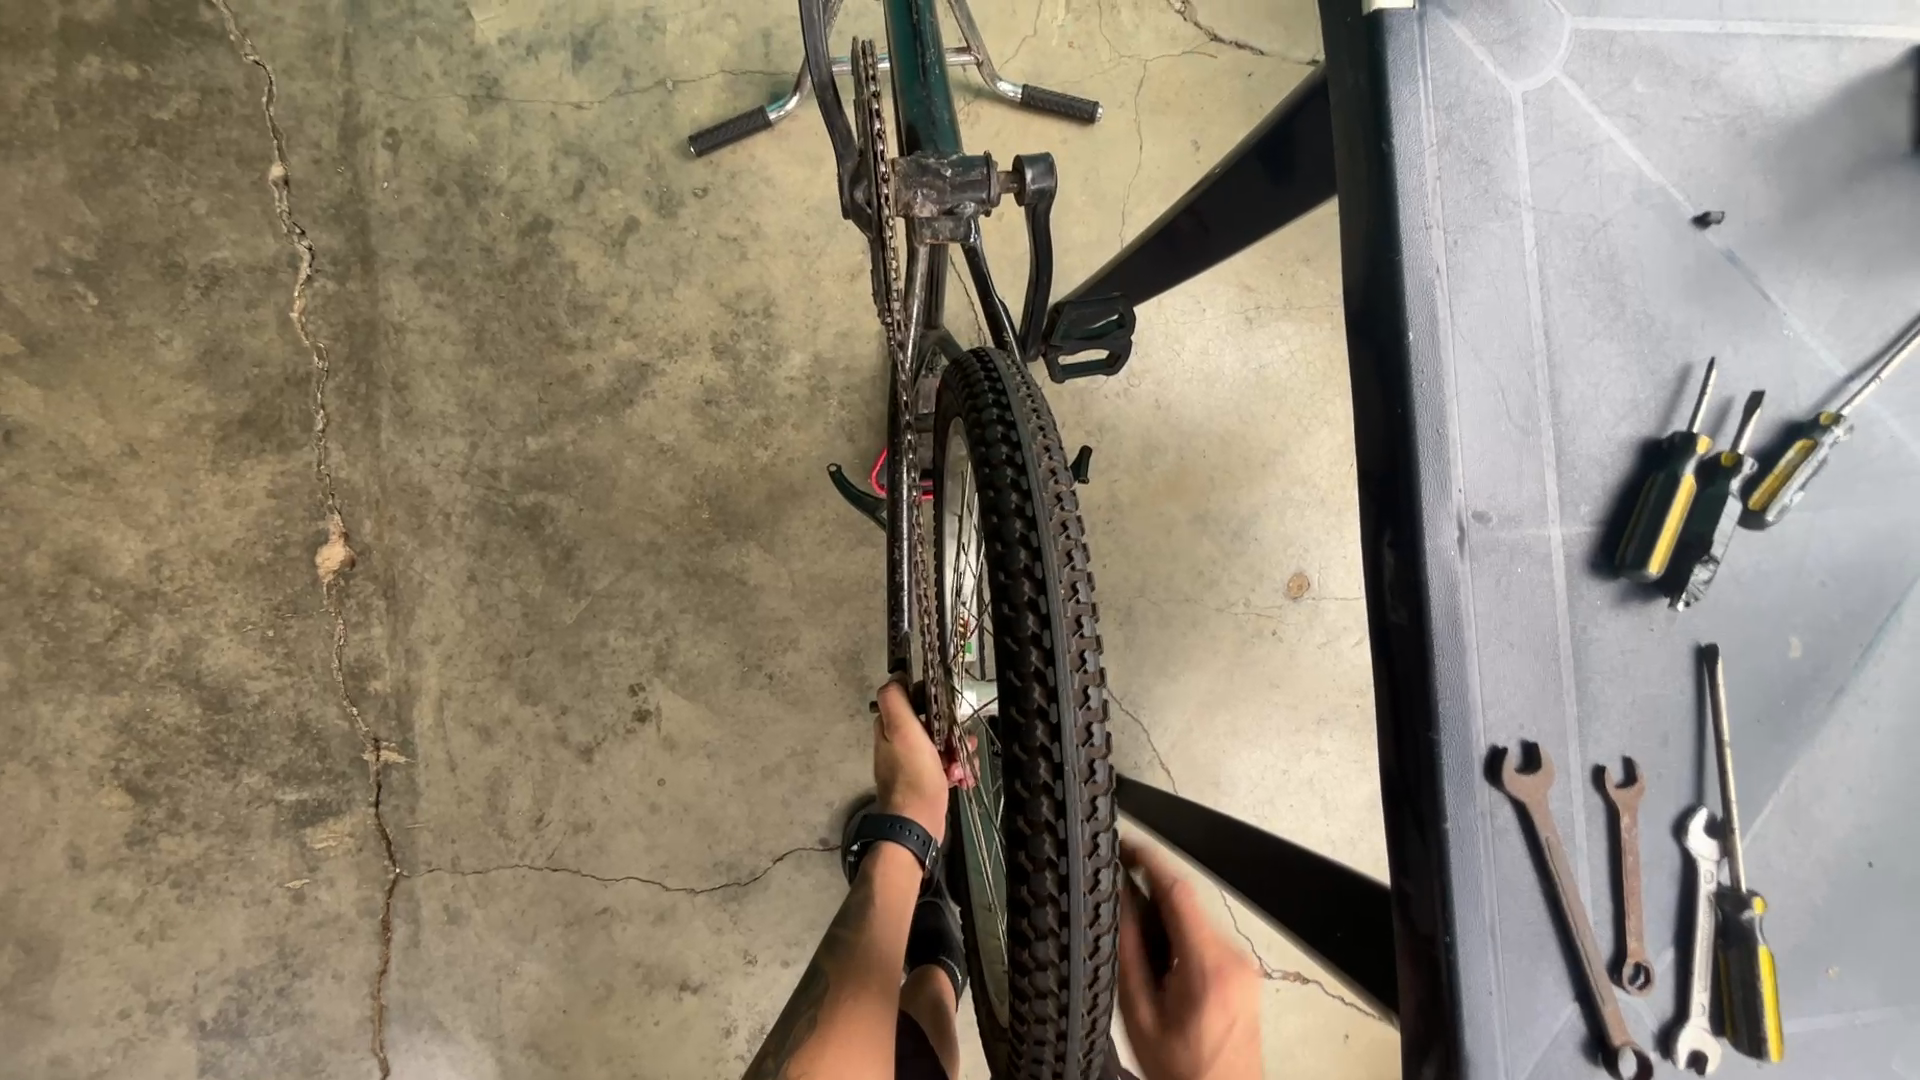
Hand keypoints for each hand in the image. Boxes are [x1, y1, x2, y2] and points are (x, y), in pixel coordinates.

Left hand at [872, 678, 969, 845]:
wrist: (918, 824)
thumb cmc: (913, 775)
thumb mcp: (901, 730)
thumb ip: (895, 700)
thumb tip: (895, 676)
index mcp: (890, 729)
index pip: (910, 702)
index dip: (929, 701)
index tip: (945, 709)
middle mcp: (898, 744)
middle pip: (931, 724)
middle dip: (950, 731)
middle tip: (960, 741)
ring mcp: (912, 765)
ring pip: (942, 745)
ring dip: (958, 752)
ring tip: (962, 764)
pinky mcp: (926, 782)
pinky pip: (946, 766)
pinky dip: (957, 770)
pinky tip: (962, 778)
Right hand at [1116, 836, 1261, 1079]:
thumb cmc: (1175, 1068)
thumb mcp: (1139, 1012)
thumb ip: (1129, 949)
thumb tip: (1118, 897)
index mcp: (1208, 965)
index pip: (1178, 891)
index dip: (1150, 860)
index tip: (1122, 843)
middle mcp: (1234, 956)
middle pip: (1187, 901)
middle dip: (1151, 888)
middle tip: (1114, 886)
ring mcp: (1244, 963)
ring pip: (1196, 916)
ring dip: (1164, 910)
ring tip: (1132, 924)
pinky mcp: (1245, 972)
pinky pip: (1206, 934)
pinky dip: (1179, 929)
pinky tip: (1158, 949)